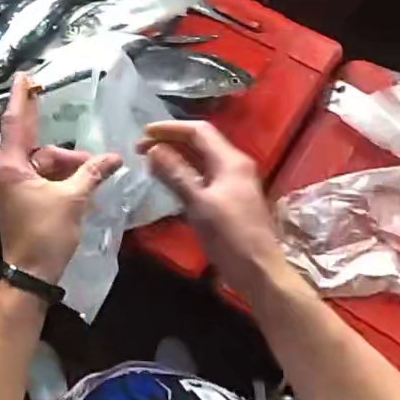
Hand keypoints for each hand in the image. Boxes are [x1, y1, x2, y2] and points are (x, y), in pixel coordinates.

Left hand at [0, 75, 122, 281]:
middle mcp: (5, 172)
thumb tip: (114, 158)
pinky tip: (81, 182)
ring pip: (41, 163)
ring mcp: (10, 186)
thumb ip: (92, 174)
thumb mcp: (73, 200)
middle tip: (66, 121)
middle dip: (53, 136)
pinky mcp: (17, 199)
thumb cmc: (46, 234)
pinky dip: (58, 177)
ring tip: (93, 173)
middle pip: (33, 144)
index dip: (21, 98)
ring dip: (65, 165)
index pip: (15, 123)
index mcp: (11, 167)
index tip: (24, 76)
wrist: (30, 275)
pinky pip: (39, 177)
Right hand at [138, 121, 284, 291]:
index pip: (198, 131)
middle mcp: (234, 165)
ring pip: (201, 159)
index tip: (143, 134)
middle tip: (141, 149)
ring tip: (150, 161)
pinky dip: (184, 172)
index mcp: (230, 161)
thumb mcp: (199, 203)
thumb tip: (154, 149)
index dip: (169, 128)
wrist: (259, 270)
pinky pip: (204, 175)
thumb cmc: (230, 236)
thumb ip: (176, 174)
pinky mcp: (230, 197)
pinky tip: (167, 180)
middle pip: (200, 142)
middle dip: (170, 141)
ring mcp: (233, 181)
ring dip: (176, 156)